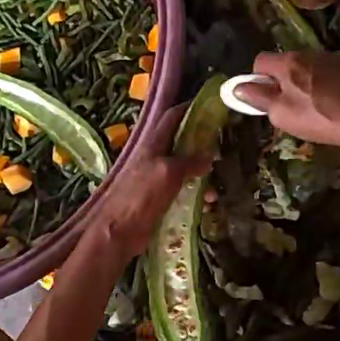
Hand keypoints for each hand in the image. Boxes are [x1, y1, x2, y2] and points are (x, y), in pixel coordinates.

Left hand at [80, 103, 210, 265]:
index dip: (189, 109)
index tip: (210, 107)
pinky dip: (195, 196)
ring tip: (215, 190)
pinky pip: (181, 192)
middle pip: (180, 143)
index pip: (172, 117)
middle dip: (202, 146)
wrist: (117, 232)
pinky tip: (206, 206)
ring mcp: (155, 179)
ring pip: (184, 170)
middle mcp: (153, 157)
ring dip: (201, 177)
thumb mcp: (168, 173)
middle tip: (222, 149)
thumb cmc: (140, 196)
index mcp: (152, 144)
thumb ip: (189, 161)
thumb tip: (209, 156)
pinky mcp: (157, 199)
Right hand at [231, 51, 339, 153]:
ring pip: (313, 68)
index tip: (265, 97)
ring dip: (310, 82)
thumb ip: (259, 98)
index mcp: (289, 63)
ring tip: (320, 108)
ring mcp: (337, 58)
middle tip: (292, 107)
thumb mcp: (282, 114)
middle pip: (288, 63)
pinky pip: (336, 73)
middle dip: (285, 81)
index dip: (258, 79)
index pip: (260, 61)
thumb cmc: (321, 118)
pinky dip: (333, 85)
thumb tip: (238, 87)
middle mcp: (312, 53)